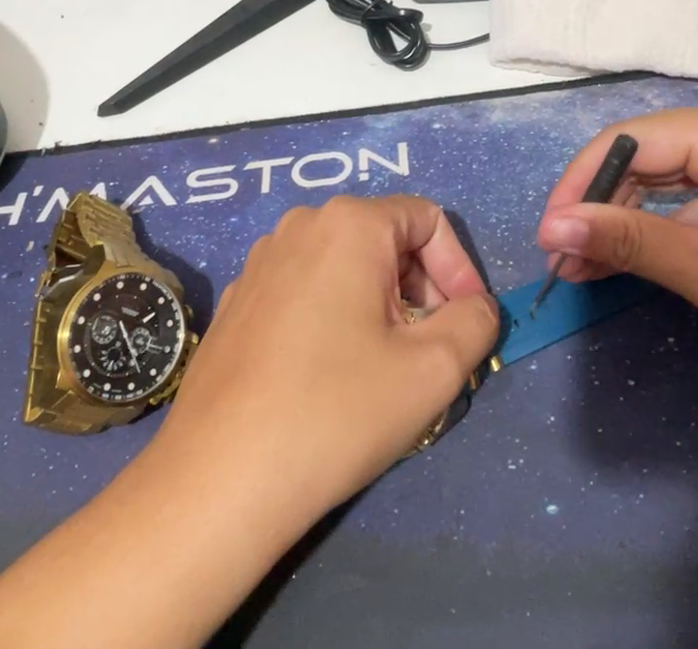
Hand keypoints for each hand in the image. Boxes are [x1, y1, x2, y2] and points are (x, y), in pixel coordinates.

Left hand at [150, 195, 499, 530]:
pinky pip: (305, 292)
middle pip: (385, 240)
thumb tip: (476, 307)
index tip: (463, 326)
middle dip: (421, 290)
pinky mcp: (237, 304)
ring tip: (382, 368)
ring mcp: (258, 264)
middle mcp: (298, 227)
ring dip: (380, 307)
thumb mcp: (433, 369)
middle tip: (427, 353)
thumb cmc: (337, 412)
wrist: (221, 477)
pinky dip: (335, 318)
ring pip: (345, 268)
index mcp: (347, 224)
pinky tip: (328, 377)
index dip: (460, 270)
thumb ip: (476, 321)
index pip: (428, 220)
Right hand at [537, 93, 697, 393]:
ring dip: (623, 223)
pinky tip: (625, 263)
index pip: (631, 140)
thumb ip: (632, 242)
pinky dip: (659, 232)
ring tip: (582, 268)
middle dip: (599, 208)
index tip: (547, 238)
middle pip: (645, 156)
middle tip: (562, 262)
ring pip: (664, 180)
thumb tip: (552, 226)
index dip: (580, 187)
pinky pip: (693, 200)